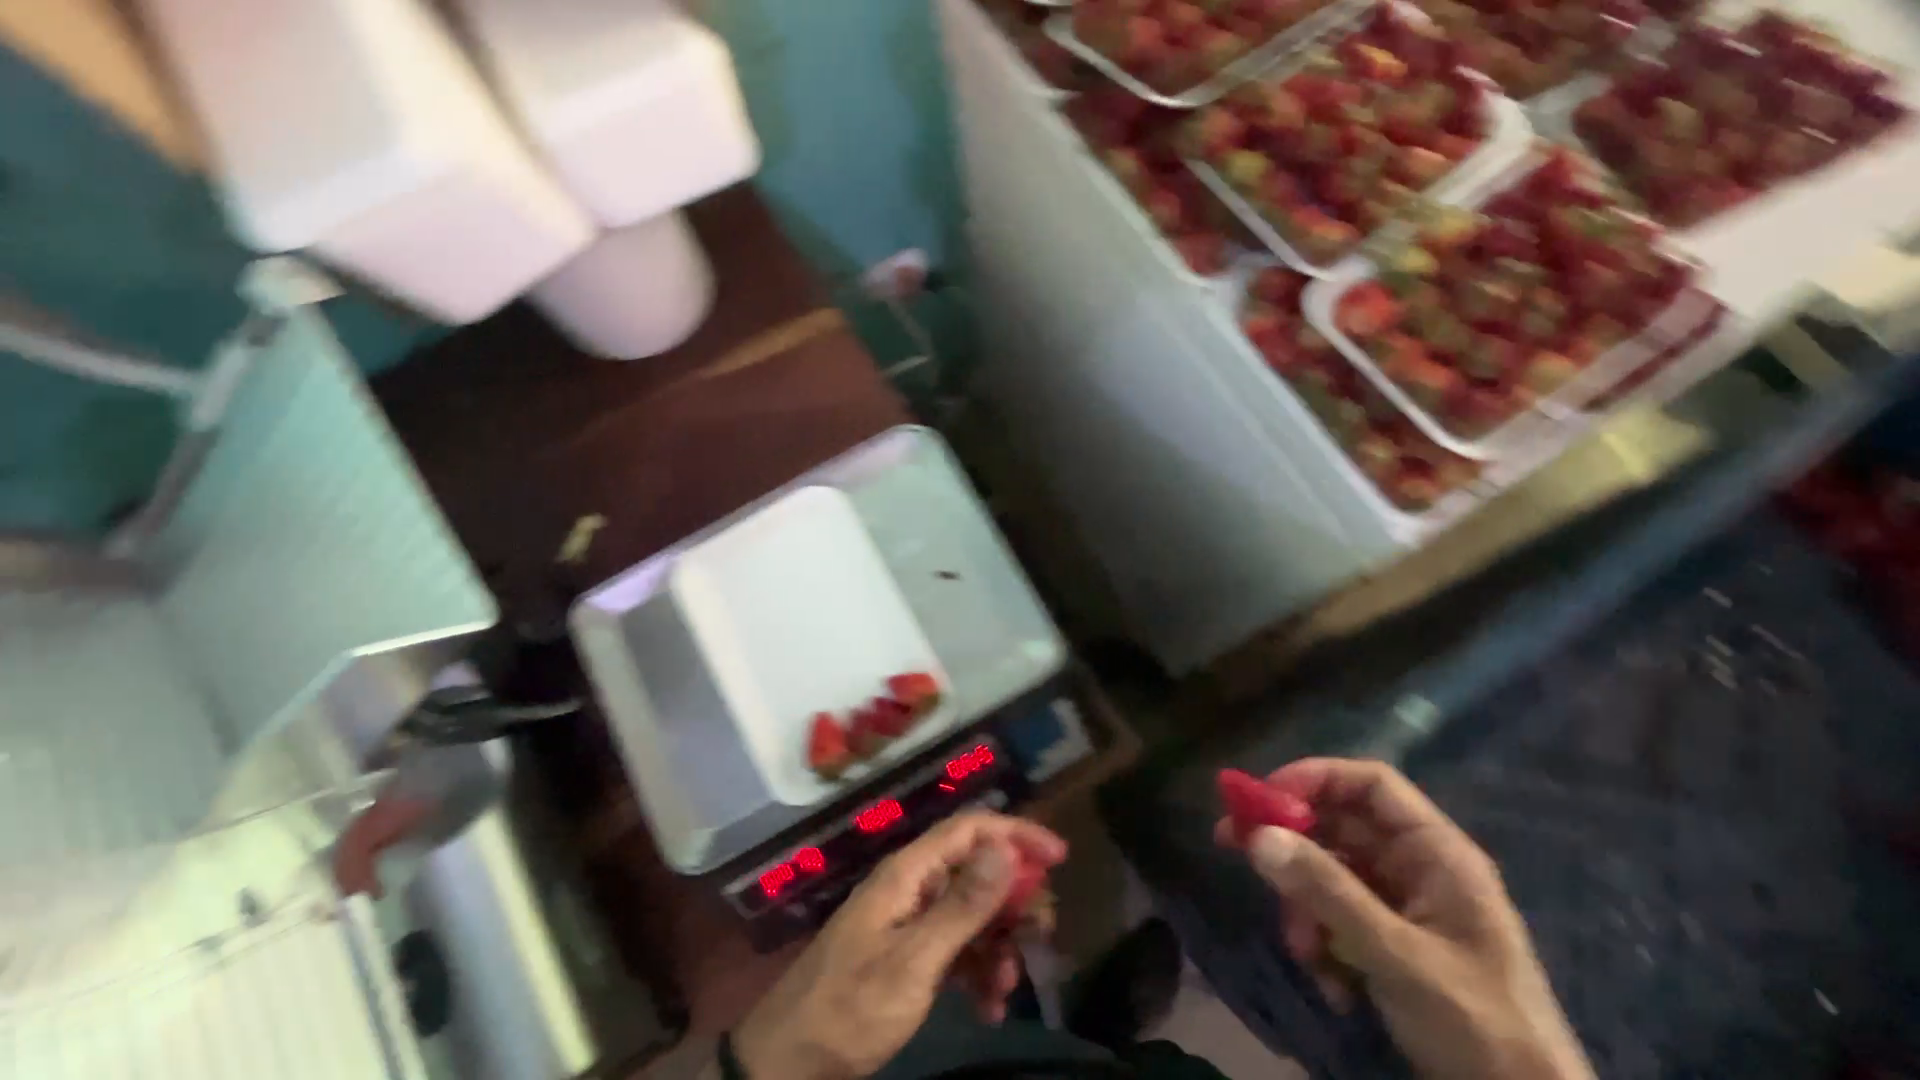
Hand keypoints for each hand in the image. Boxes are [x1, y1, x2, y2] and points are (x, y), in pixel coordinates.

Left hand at [732, 812, 1068, 1079]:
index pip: (969, 830)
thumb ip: (962, 905)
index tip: (1059, 857)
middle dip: (1014, 903)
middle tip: (1043, 938)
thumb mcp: (914, 961)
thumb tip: (1005, 846)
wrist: (789, 1063)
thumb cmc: (851, 1007)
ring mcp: (908, 923)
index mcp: (907, 875)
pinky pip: (956, 950)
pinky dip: (978, 973)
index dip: (1016, 834)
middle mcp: (910, 889)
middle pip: (977, 872)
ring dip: (999, 948)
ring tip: (1007, 991)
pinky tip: (989, 1010)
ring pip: (972, 916)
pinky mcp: (907, 956)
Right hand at [1216, 758, 1594, 1079]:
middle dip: (1291, 845)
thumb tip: (1258, 835)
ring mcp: (1403, 907)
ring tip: (1306, 954)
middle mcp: (1417, 868)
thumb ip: (1328, 892)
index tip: (1259, 798)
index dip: (1314, 778)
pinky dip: (1323, 944)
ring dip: (1305, 909)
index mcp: (1436, 853)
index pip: (1370, 784)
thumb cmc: (1476, 1021)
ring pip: (1330, 876)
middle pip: (1340, 827)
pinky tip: (1335, 986)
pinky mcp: (1390, 944)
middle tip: (1231, 845)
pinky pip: (1338, 919)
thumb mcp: (1397, 954)